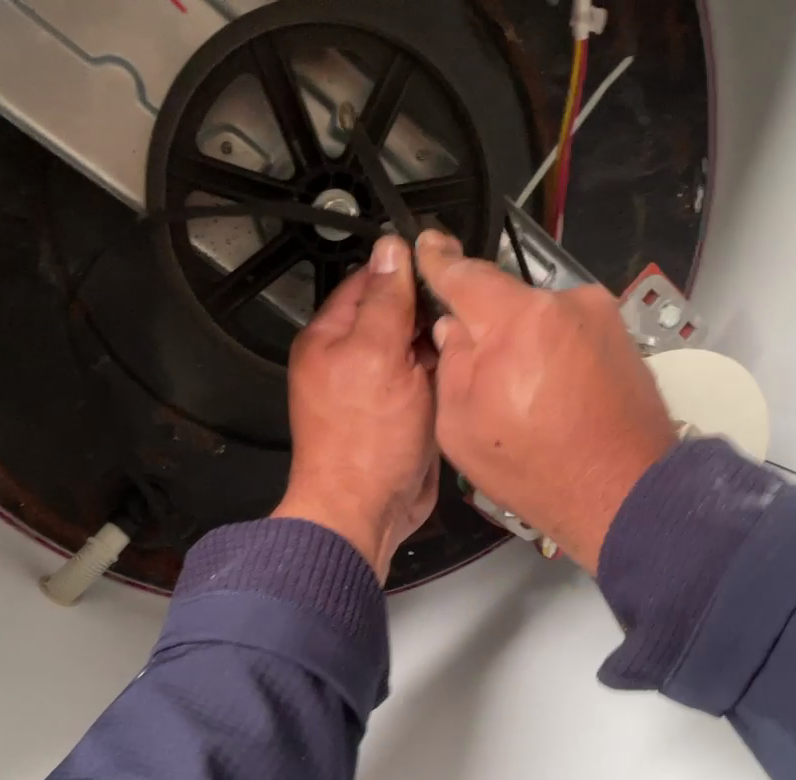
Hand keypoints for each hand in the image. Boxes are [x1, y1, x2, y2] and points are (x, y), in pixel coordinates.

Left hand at [272, 235, 439, 582]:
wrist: (366, 512)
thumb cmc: (361, 443)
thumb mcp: (376, 355)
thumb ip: (386, 301)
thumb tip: (391, 251)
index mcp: (331, 339)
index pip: (371, 281)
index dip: (408, 270)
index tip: (443, 266)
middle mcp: (351, 361)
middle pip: (398, 316)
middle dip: (430, 314)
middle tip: (460, 315)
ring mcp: (378, 391)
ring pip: (417, 351)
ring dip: (441, 349)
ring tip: (463, 348)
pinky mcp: (401, 418)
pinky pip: (427, 385)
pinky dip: (445, 380)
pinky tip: (461, 378)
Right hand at [415, 230, 675, 572]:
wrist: (624, 495)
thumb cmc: (542, 471)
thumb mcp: (462, 426)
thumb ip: (450, 364)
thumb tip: (454, 331)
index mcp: (520, 320)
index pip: (465, 274)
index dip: (439, 261)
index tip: (428, 246)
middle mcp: (566, 304)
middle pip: (506, 301)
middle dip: (488, 331)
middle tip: (484, 381)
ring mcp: (601, 318)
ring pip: (539, 320)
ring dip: (525, 347)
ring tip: (527, 403)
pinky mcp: (621, 337)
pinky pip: (569, 335)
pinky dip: (554, 359)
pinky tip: (554, 402)